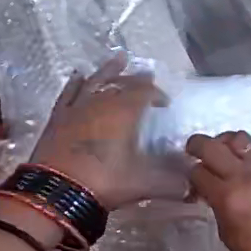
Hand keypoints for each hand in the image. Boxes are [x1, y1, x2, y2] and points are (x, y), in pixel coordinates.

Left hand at [29, 56, 182, 210]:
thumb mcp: (142, 184)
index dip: (156, 93)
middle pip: (120, 83)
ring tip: (117, 59)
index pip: (144, 92)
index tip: (164, 102)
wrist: (57, 190)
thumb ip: (170, 185)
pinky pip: (68, 93)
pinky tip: (78, 75)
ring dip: (108, 71)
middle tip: (145, 76)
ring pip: (95, 81)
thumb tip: (193, 189)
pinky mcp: (57, 118)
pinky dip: (75, 83)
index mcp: (124, 112)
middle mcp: (100, 103)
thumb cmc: (104, 182)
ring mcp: (76, 108)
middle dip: (135, 79)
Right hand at [186, 131, 250, 250]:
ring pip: (238, 138)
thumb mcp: (227, 233)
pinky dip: (249, 150)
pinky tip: (248, 160)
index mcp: (227, 196)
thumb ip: (215, 205)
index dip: (191, 175)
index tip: (194, 180)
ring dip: (224, 142)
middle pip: (211, 146)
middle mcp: (245, 174)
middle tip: (193, 149)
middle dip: (197, 145)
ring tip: (223, 151)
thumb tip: (208, 189)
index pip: (198, 172)